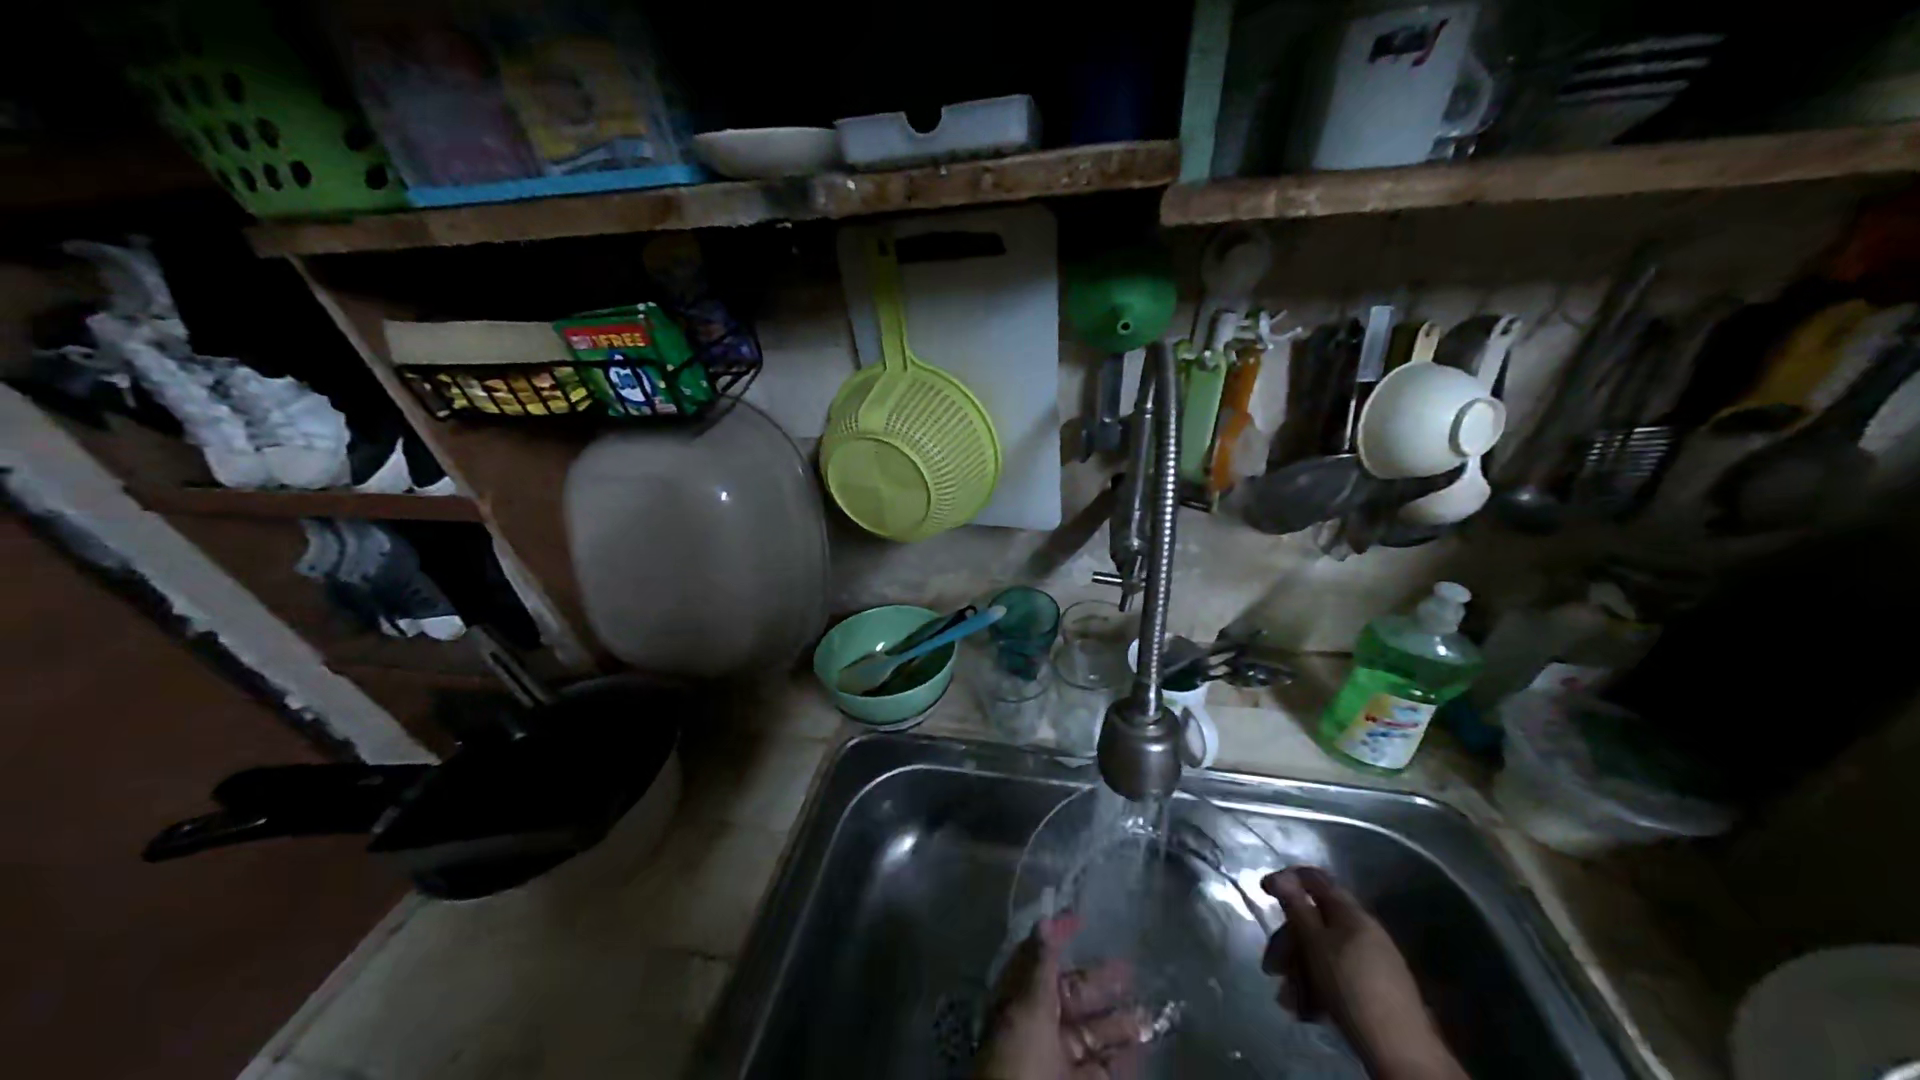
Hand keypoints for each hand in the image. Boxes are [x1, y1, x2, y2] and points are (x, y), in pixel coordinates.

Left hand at [974, 913, 1150, 1079]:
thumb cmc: (1019, 1060)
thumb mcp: (1028, 1009)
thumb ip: (1041, 967)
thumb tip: (1044, 920)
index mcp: (1019, 1003)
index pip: (1039, 960)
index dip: (1057, 938)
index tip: (1080, 919)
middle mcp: (1038, 1028)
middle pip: (1071, 998)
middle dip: (1099, 982)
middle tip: (1130, 969)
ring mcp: (1058, 1061)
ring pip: (1092, 1034)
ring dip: (1120, 1021)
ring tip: (1149, 1011)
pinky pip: (1104, 1067)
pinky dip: (1125, 1057)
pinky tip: (1147, 1045)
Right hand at [1262, 867, 1467, 1079]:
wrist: (1400, 1049)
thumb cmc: (1350, 987)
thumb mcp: (1315, 944)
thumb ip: (1296, 908)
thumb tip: (1281, 875)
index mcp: (1350, 913)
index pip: (1315, 879)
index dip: (1287, 879)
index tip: (1263, 890)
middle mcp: (1362, 930)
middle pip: (1313, 922)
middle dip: (1288, 944)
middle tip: (1271, 968)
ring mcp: (1370, 960)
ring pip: (1321, 953)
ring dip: (1299, 973)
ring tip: (1288, 1000)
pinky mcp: (1373, 988)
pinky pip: (1335, 975)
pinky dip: (1316, 988)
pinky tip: (1306, 1011)